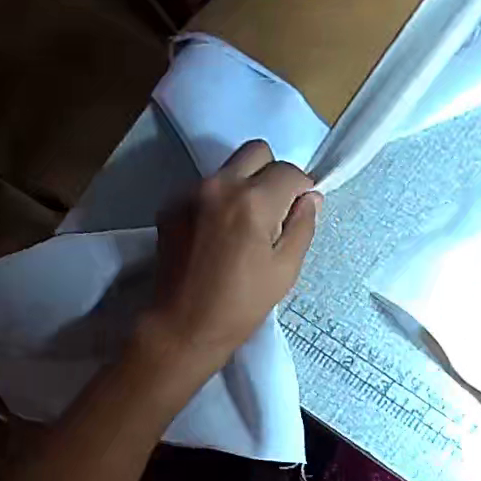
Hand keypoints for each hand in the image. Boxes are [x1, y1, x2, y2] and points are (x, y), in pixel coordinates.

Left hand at [141, 139, 320, 369]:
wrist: (182, 327)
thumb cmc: (239, 306)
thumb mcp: (284, 271)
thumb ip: (302, 227)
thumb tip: (310, 198)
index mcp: (253, 201)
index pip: (289, 171)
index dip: (301, 190)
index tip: (298, 212)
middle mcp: (219, 186)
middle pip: (256, 152)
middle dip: (271, 173)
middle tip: (271, 211)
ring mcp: (189, 194)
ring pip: (227, 169)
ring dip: (241, 186)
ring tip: (240, 227)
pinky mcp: (169, 207)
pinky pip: (202, 189)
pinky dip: (215, 202)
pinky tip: (214, 236)